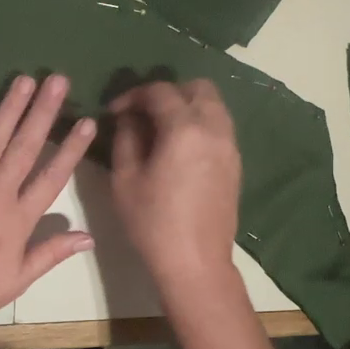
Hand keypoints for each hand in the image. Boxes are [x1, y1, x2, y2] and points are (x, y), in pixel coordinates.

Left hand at [0, 74, 96, 348]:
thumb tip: (88, 236)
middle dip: (43, 112)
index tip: (86, 122)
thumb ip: (51, 253)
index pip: (52, 177)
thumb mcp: (17, 280)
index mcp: (18, 220)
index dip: (71, 148)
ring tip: (25, 79)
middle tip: (58, 80)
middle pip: (24, 147)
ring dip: (9, 108)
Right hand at [108, 80, 241, 284]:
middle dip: (168, 92)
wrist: (195, 261)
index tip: (114, 111)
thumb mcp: (125, 179)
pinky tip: (179, 147)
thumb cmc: (152, 221)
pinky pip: (220, 126)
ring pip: (213, 105)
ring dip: (187, 106)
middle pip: (197, 88)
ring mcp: (229, 145)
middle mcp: (214, 128)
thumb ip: (126, 138)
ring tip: (160, 128)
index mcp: (184, 129)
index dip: (133, 95)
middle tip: (143, 113)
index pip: (160, 92)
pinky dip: (199, 123)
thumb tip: (128, 118)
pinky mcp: (235, 162)